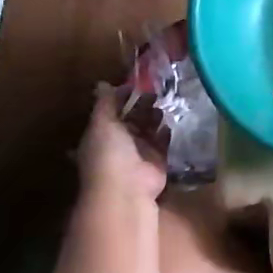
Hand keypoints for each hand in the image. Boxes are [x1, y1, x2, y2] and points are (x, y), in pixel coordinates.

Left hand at [78, 88, 165, 203]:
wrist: (127, 189)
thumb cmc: (109, 153)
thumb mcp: (102, 123)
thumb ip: (105, 103)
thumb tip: (102, 83)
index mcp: (101, 133)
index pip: (112, 110)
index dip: (122, 96)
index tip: (136, 82)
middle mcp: (119, 142)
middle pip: (132, 118)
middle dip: (142, 104)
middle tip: (155, 90)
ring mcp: (139, 152)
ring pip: (148, 129)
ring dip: (155, 116)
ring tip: (164, 102)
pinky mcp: (158, 161)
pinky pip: (163, 142)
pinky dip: (166, 132)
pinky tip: (171, 120)